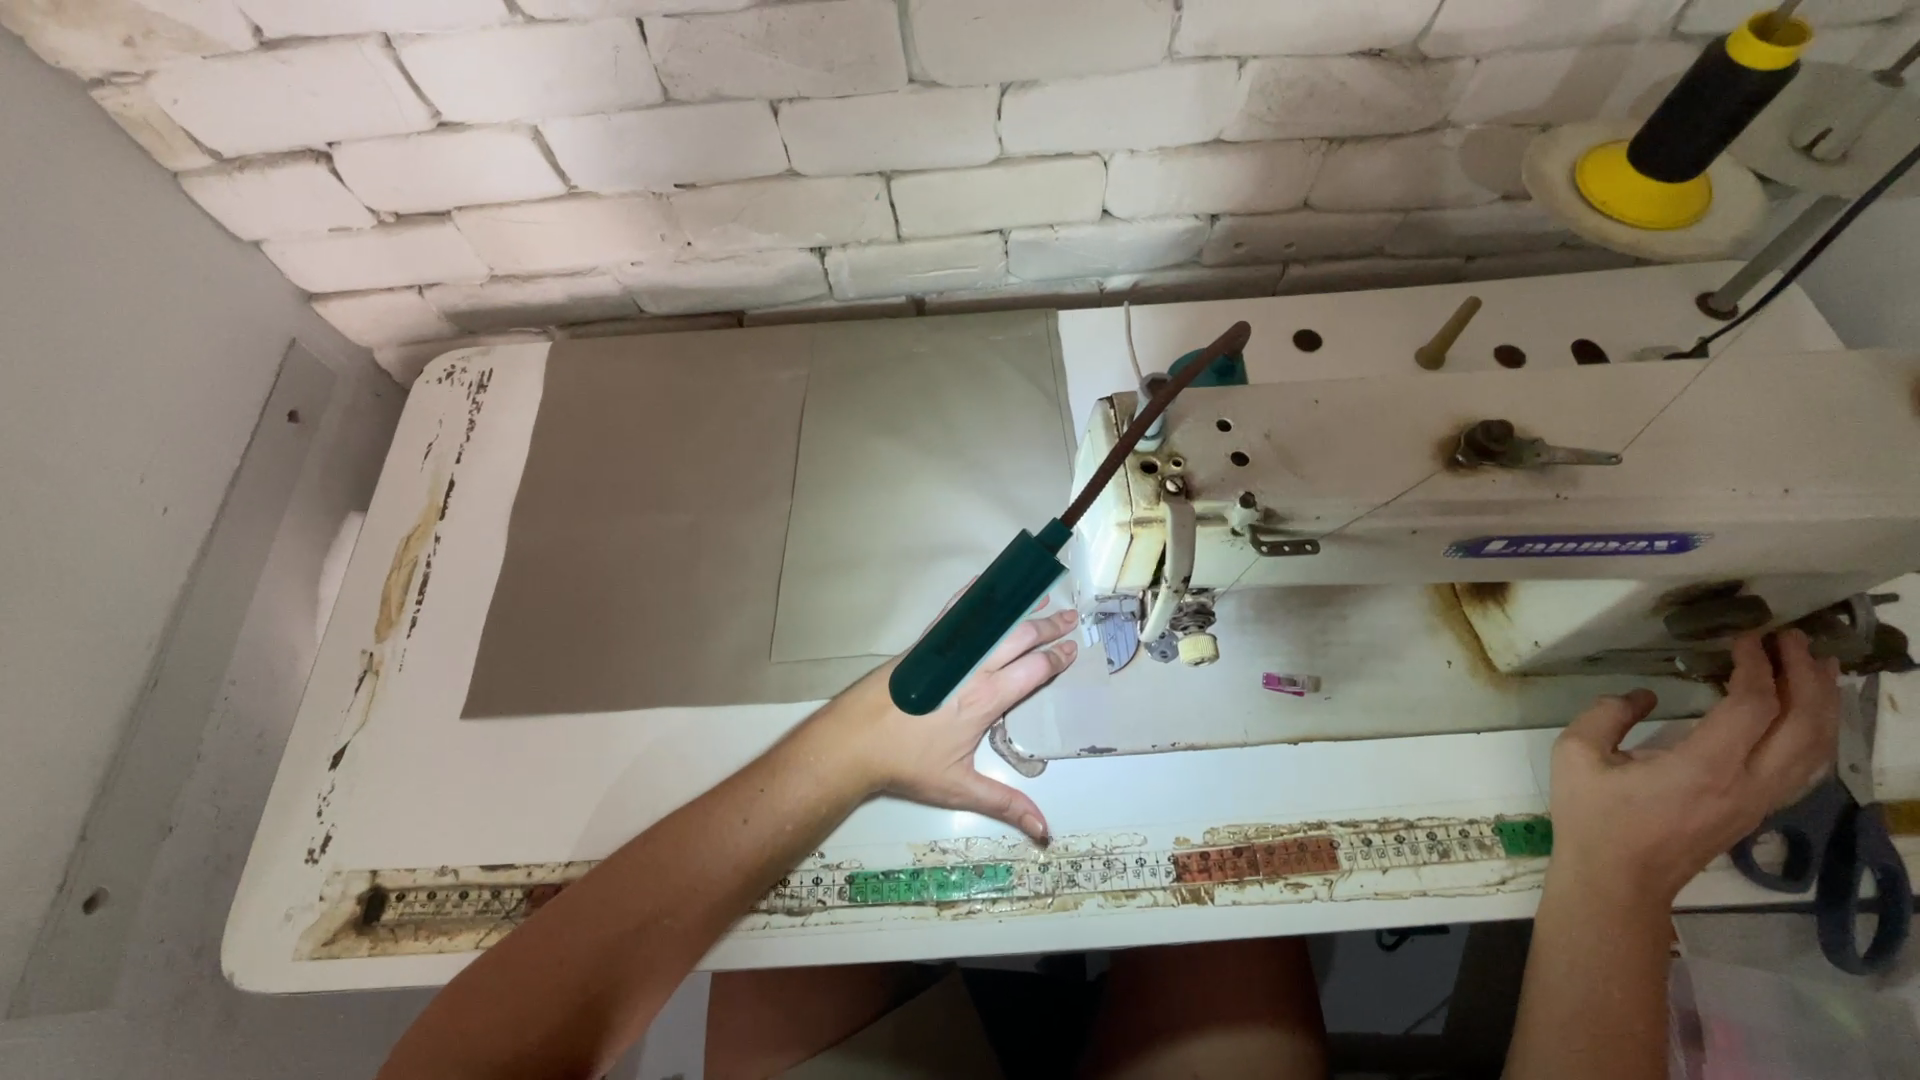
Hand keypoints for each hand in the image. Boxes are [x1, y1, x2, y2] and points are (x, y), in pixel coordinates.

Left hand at [811, 598, 1078, 842]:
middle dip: (1048, 627)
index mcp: (985, 700)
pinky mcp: (924, 646)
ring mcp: (947, 652)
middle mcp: (971, 669)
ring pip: (990, 623)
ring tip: (1039, 596)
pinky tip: (983, 585)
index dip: (1057, 659)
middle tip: (1070, 618)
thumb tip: (1044, 830)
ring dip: (1018, 609)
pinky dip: (972, 599)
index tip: (1073, 649)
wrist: (854, 740)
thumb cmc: (906, 764)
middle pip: (1019, 639)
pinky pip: (953, 615)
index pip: (1033, 672)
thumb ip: (1005, 803)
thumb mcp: (958, 788)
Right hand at [1548, 629, 1840, 906]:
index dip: (1756, 666)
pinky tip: (1804, 716)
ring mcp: (1760, 800)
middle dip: (1805, 676)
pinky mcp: (1757, 809)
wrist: (1617, 879)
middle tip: (1793, 639)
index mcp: (1704, 766)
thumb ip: (1605, 715)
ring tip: (1815, 667)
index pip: (1753, 706)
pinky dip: (1814, 732)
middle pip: (1803, 724)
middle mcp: (1747, 782)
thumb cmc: (1592, 816)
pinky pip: (1805, 766)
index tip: (1746, 637)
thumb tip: (1641, 697)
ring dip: (1822, 703)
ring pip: (1816, 747)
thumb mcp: (1574, 755)